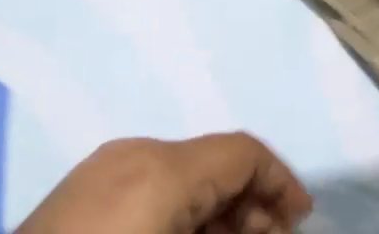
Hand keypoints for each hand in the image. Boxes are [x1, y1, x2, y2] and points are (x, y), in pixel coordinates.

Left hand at [17, 134, 311, 233]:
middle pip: (211, 160)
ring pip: (178, 174)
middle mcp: (132, 151)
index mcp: (162, 166)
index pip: (242, 151)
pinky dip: (176, 211)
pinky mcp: (76, 191)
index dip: (281, 181)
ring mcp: (99, 168)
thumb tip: (269, 226)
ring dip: (213, 210)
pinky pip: (145, 187)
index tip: (302, 220)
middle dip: (248, 202)